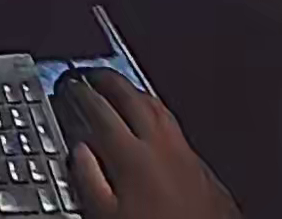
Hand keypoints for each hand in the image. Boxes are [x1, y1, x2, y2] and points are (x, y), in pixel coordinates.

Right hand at [59, 68, 240, 218]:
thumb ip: (87, 178)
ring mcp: (190, 160)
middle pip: (130, 97)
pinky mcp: (212, 178)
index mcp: (131, 155)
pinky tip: (156, 131)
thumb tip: (79, 150)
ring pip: (159, 110)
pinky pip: (180, 134)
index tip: (69, 87)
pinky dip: (160, 122)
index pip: (97, 107)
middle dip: (107, 80)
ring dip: (136, 95)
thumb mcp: (107, 217)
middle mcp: (161, 148)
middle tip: (92, 76)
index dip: (79, 91)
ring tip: (122, 92)